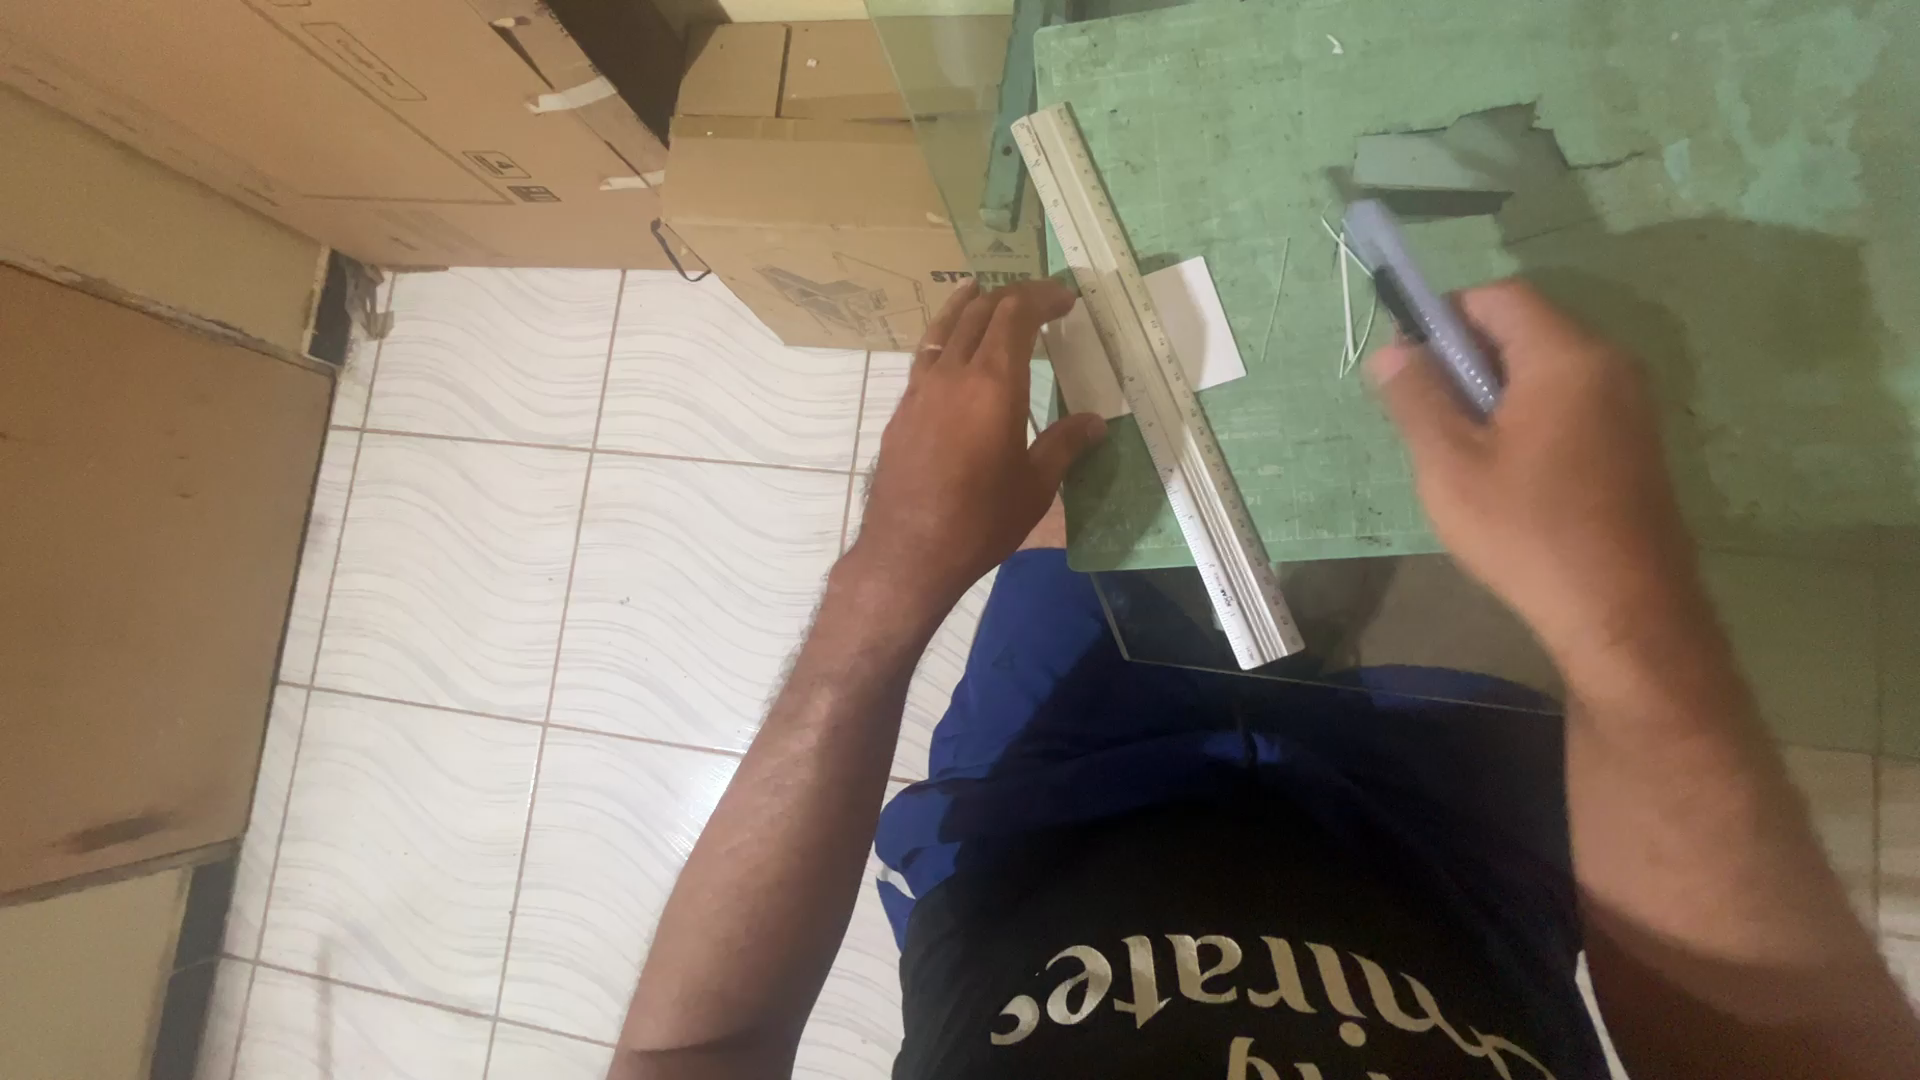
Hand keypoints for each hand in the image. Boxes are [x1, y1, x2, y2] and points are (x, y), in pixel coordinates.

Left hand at [847, 280, 1106, 611]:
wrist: (909, 552)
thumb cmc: (980, 522)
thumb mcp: (1035, 486)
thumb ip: (1065, 445)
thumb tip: (1095, 422)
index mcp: (992, 383)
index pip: (1016, 314)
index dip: (1043, 296)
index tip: (1066, 299)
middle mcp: (952, 374)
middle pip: (980, 312)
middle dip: (1012, 297)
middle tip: (1038, 302)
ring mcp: (919, 390)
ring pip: (942, 329)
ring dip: (967, 306)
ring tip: (980, 291)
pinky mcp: (901, 412)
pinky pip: (924, 358)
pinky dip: (943, 339)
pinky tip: (949, 352)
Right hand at [1365, 279, 1707, 661]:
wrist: (1619, 607)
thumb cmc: (1523, 528)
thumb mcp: (1448, 462)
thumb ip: (1416, 397)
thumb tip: (1391, 351)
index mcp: (1566, 358)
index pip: (1500, 298)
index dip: (1444, 315)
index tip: (1405, 361)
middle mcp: (1608, 366)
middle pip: (1523, 330)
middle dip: (1461, 357)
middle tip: (1421, 413)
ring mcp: (1626, 405)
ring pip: (1541, 369)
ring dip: (1487, 390)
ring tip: (1453, 448)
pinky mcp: (1628, 441)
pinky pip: (1564, 401)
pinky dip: (1519, 413)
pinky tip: (1496, 469)